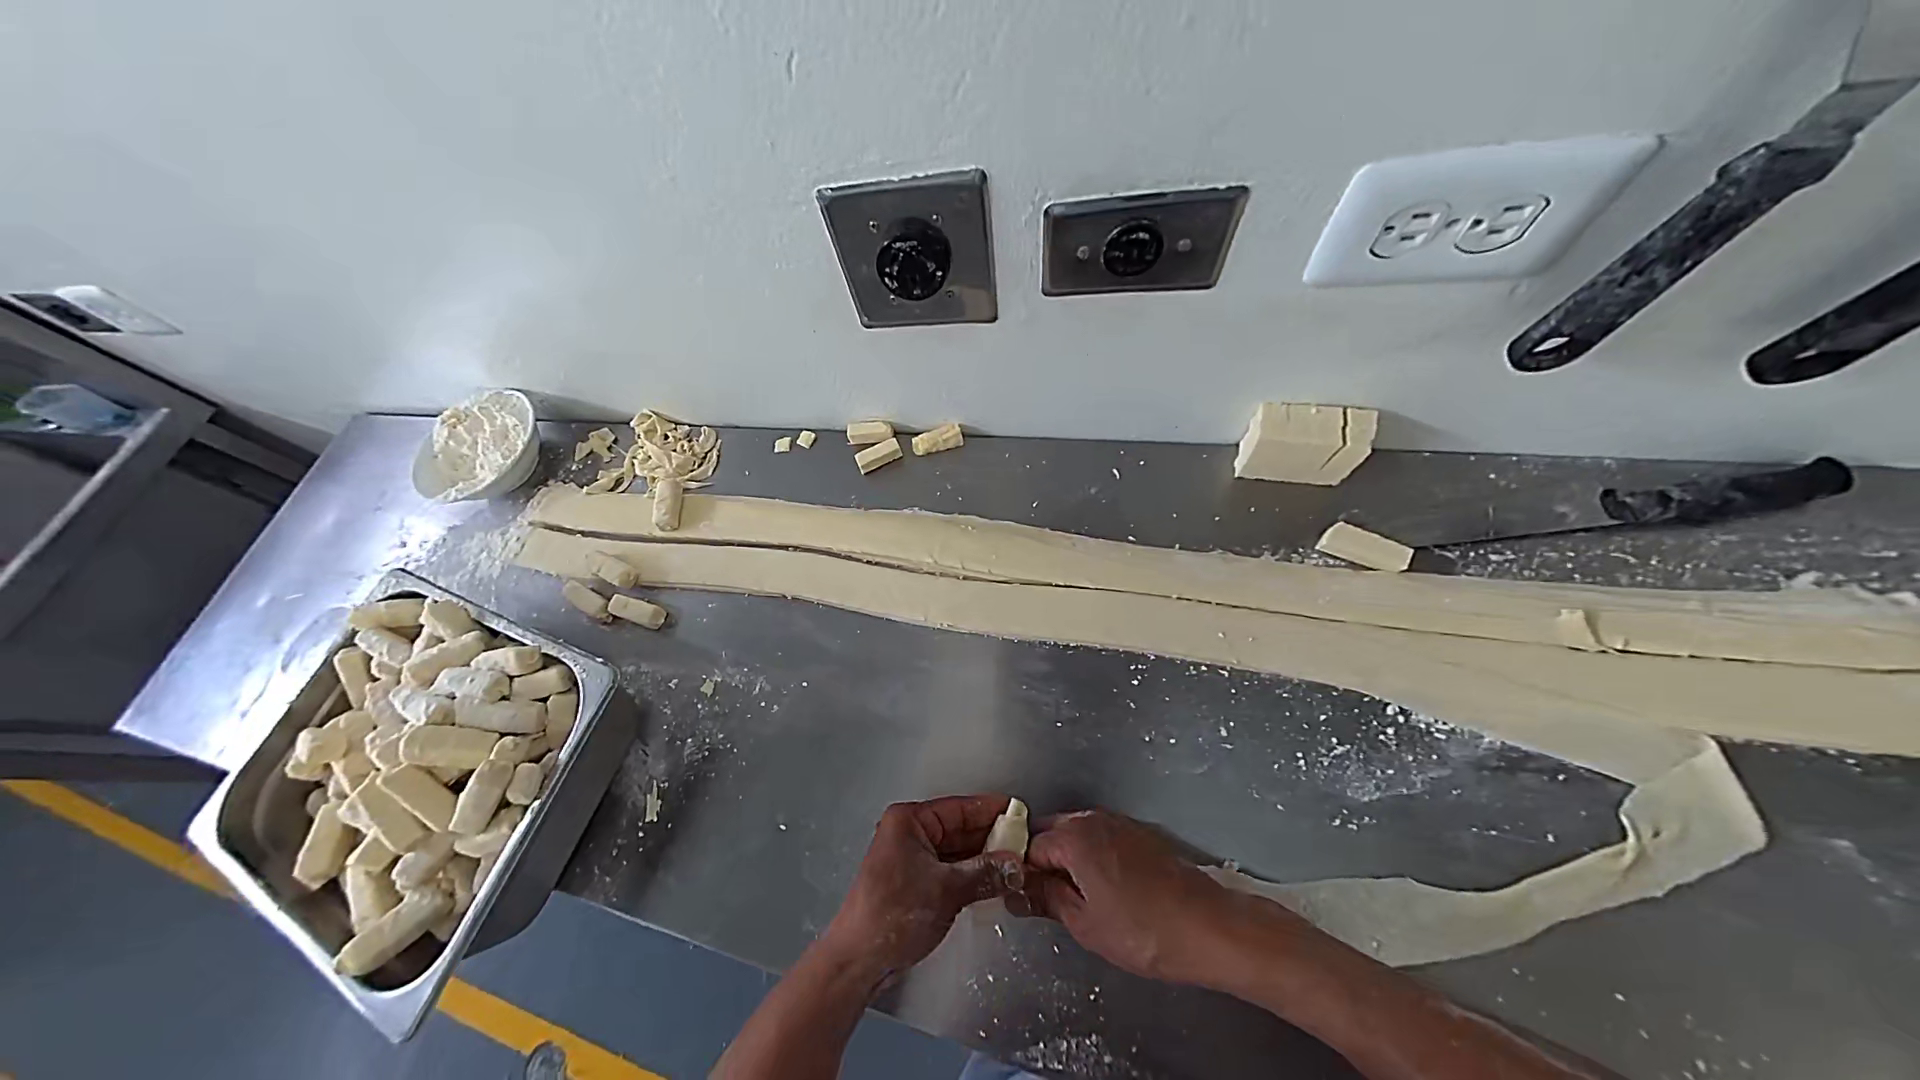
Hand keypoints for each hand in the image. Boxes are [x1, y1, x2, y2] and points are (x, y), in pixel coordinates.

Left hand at [818, 795, 1026, 988]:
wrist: (859, 959)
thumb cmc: (894, 914)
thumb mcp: (946, 889)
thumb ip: (985, 872)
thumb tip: (1016, 864)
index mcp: (909, 821)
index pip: (959, 808)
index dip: (991, 810)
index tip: (1020, 812)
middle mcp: (910, 833)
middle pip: (960, 829)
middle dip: (992, 837)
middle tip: (1026, 844)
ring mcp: (913, 858)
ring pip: (958, 851)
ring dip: (984, 859)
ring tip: (1017, 863)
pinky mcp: (917, 882)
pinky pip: (952, 869)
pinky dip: (972, 874)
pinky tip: (996, 880)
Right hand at [1020, 809, 1311, 987]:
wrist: (1210, 928)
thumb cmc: (1145, 931)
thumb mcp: (1085, 924)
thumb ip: (1046, 899)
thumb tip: (1021, 890)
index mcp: (1074, 836)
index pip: (1028, 846)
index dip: (1023, 873)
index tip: (1026, 899)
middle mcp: (1094, 820)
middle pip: (1052, 833)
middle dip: (1044, 862)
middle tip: (1049, 901)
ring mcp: (1120, 824)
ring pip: (1077, 835)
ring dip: (1069, 860)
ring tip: (1078, 900)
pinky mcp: (1140, 835)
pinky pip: (1101, 839)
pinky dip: (1093, 858)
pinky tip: (1106, 891)